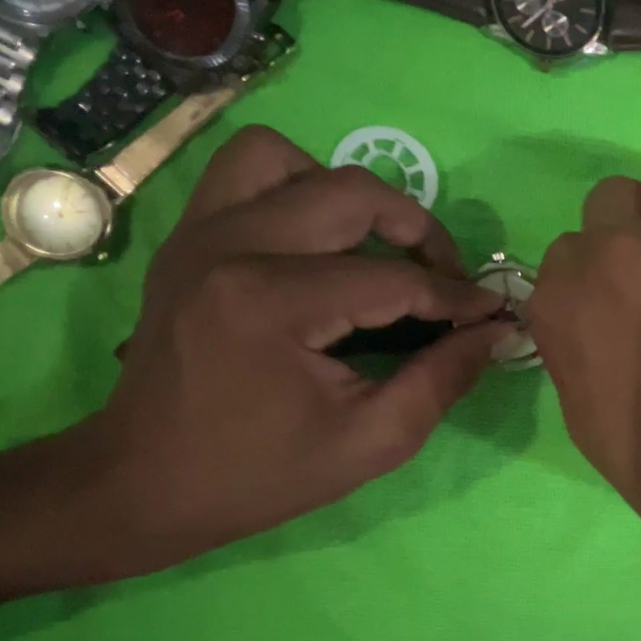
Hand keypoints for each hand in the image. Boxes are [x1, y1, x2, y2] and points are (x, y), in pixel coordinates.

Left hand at [80, 126, 513, 567]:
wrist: (145, 481)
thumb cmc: (264, 471)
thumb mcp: (374, 441)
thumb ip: (444, 379)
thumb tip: (496, 331)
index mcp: (273, 302)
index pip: (395, 278)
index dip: (458, 298)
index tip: (494, 315)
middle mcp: (231, 246)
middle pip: (352, 194)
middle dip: (419, 232)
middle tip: (445, 280)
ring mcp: (199, 234)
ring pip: (287, 160)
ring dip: (348, 196)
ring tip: (377, 247)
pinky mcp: (186, 238)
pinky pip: (245, 174)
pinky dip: (296, 190)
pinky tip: (324, 244)